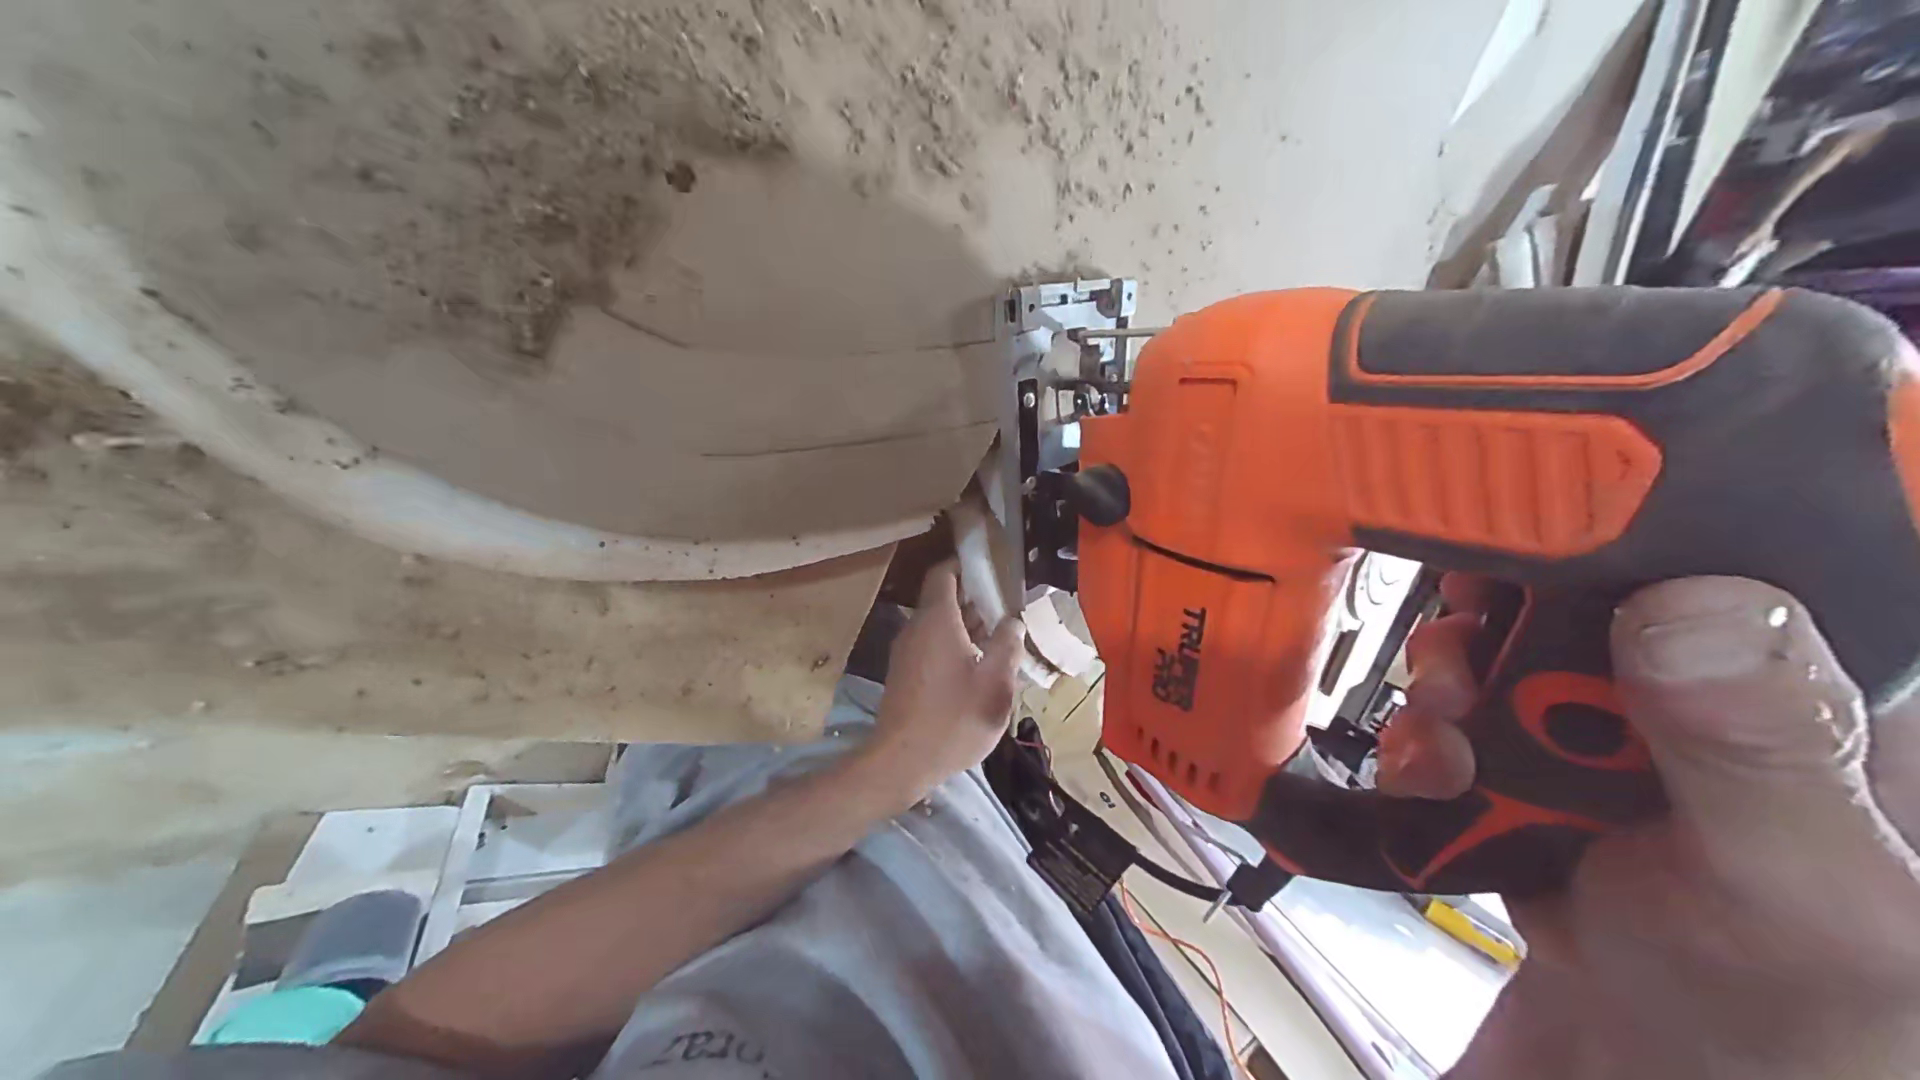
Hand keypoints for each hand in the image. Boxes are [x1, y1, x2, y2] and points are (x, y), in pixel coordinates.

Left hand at [854, 561, 1022, 807]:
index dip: (966, 566)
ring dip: (967, 626)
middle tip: (1007, 611)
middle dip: (975, 600)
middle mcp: (916, 629)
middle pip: (943, 599)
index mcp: (936, 621)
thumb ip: (1007, 646)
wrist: (901, 762)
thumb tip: (1012, 622)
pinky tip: (977, 667)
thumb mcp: (994, 684)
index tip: (992, 572)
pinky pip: (931, 646)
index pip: (944, 574)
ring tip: (999, 640)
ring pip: (938, 625)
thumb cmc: (953, 719)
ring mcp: (906, 653)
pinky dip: (954, 645)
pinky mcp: (904, 675)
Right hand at [1380, 575, 1919, 1078]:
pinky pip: (1454, 707)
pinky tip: (1430, 772)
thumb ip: (1761, 753)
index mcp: (1809, 686)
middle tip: (1464, 651)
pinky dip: (1424, 734)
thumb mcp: (1804, 886)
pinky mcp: (1525, 748)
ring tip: (1441, 734)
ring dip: (1444, 682)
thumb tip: (1687, 600)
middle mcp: (1695, 682)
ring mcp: (1598, 717)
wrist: (1653, 1056)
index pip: (1724, 554)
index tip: (1533, 534)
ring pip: (1496, 646)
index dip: (1624, 528)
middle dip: (1499, 617)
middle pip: (1572, 593)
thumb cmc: (1784, 995)